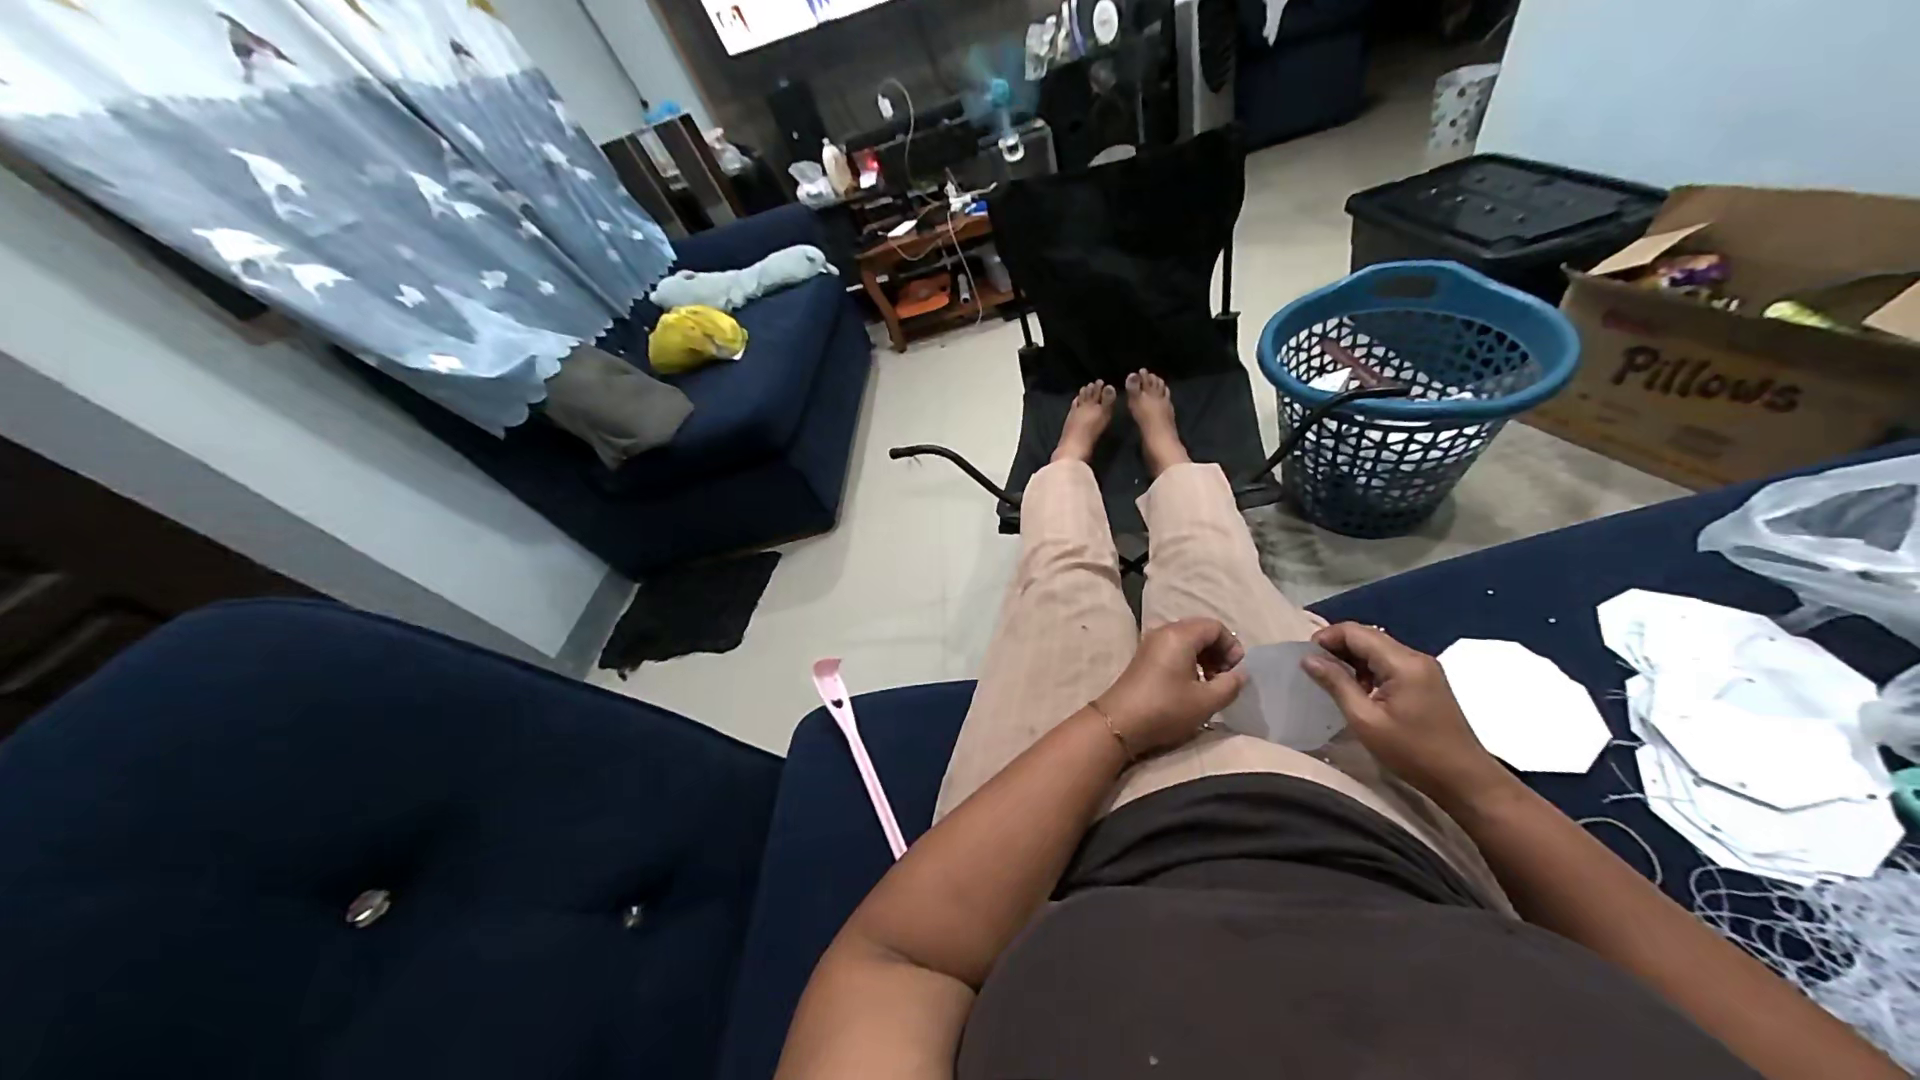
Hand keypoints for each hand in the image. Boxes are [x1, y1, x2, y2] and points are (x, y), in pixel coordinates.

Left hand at [1094, 618, 1246, 756]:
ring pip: (1186, 640)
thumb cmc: (1165, 708)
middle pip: (1200, 630)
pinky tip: (1190, 685)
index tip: (1235, 671)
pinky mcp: (1144, 657)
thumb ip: (1230, 684)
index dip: (1231, 646)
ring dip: (1204, 657)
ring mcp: (1150, 643)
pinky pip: (1173, 649)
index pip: (1215, 626)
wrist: (1119, 722)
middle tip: (1224, 678)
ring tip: (1209, 684)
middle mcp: (1163, 632)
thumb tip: (1240, 673)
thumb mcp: (1206, 701)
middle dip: (1218, 651)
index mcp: (1179, 635)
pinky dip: (1188, 661)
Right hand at [1301, 622, 1509, 801]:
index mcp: (1402, 663)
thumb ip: (1336, 684)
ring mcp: (1423, 669)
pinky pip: (1388, 662)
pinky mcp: (1426, 681)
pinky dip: (1367, 669)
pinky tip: (1357, 690)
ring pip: (1377, 649)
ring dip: (1351, 658)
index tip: (1305, 658)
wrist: (1465, 780)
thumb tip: (1308, 659)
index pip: (1355, 632)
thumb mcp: (1365, 720)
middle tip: (1313, 669)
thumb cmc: (1412, 752)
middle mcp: (1415, 657)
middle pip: (1367, 636)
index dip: (1325, 638)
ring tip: (1331, 681)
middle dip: (1336, 647)